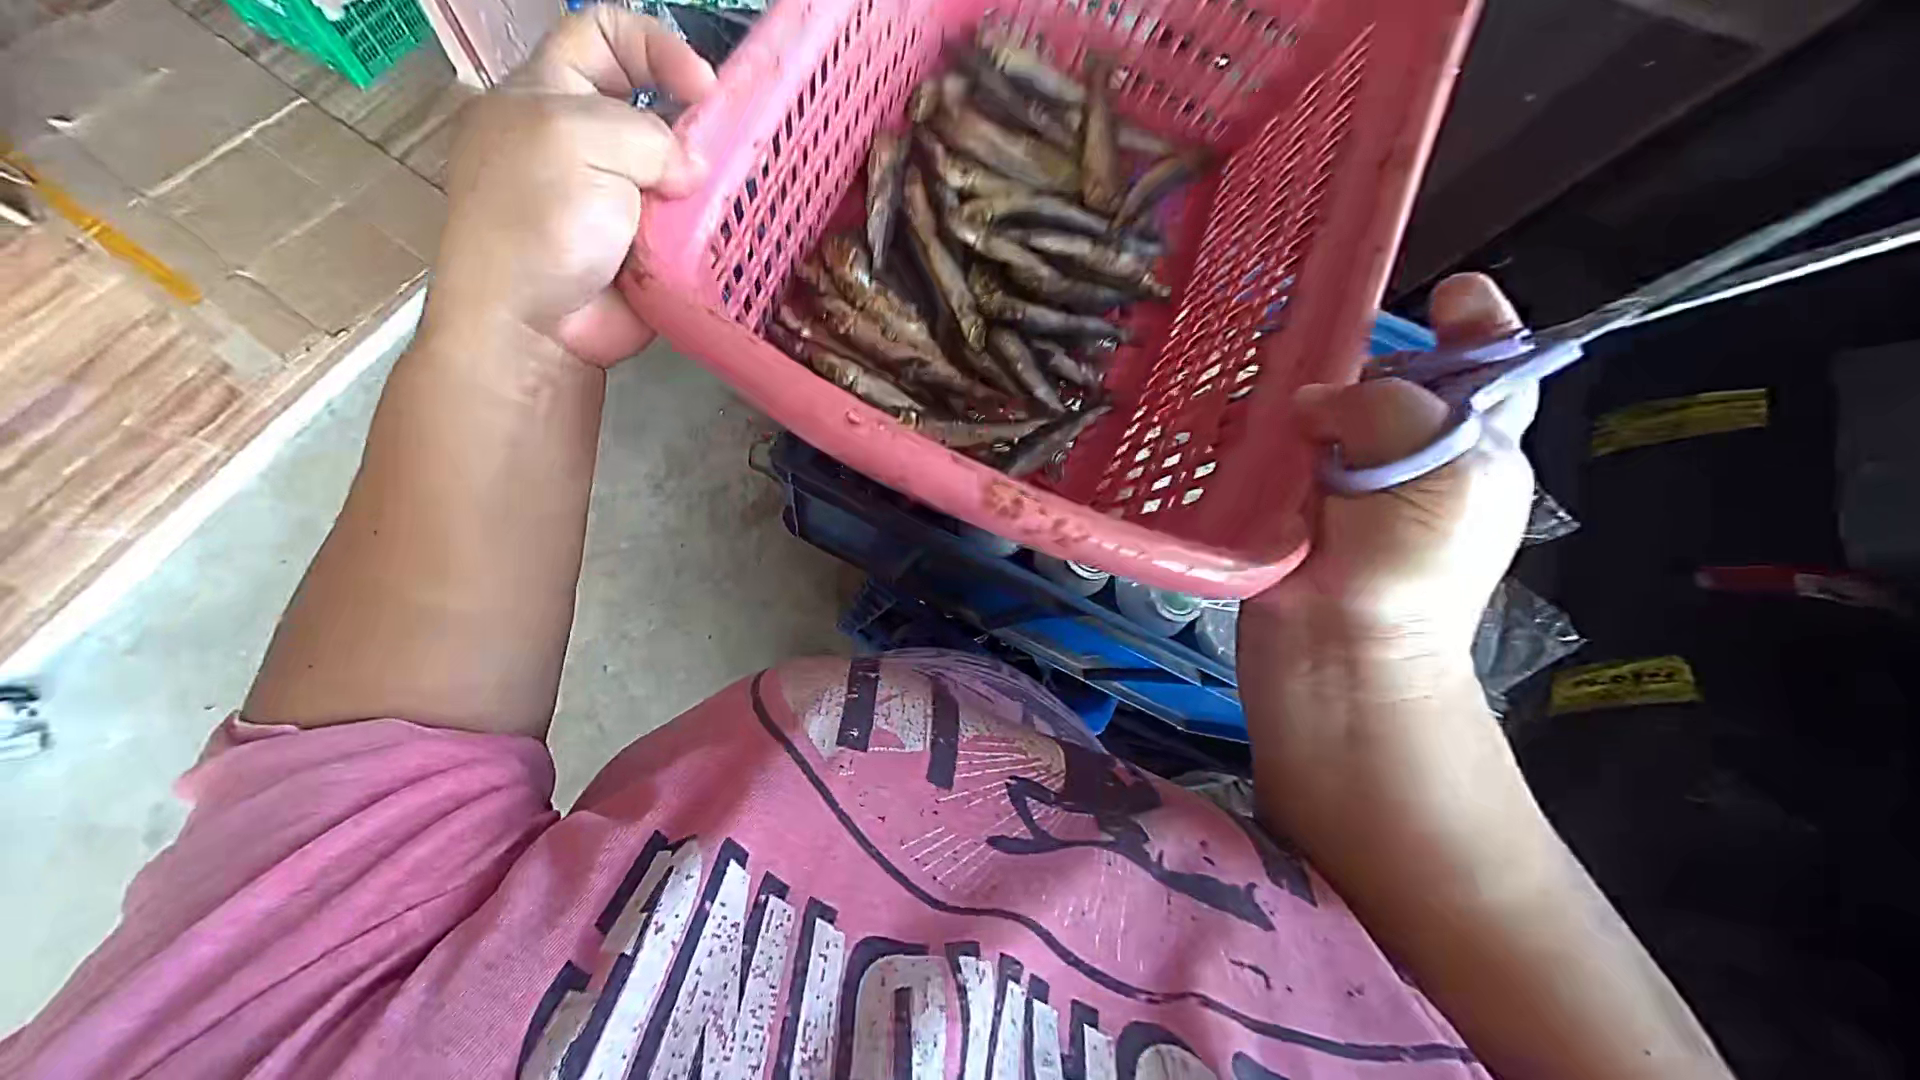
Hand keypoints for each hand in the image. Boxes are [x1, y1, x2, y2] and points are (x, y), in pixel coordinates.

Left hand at [426, 8, 716, 366]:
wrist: (537, 325)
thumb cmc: (536, 220)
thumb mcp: (575, 142)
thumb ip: (647, 135)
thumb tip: (693, 170)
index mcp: (549, 96)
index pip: (605, 36)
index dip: (656, 45)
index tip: (703, 83)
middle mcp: (588, 145)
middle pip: (656, 111)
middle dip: (696, 123)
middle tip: (732, 149)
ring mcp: (621, 203)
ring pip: (680, 176)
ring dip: (709, 184)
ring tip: (736, 197)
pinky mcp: (649, 252)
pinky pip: (691, 229)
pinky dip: (711, 231)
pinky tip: (731, 234)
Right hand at [1245, 274, 1536, 667]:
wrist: (1336, 653)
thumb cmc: (1409, 569)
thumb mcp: (1443, 470)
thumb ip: (1389, 406)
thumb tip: (1310, 404)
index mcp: (1472, 446)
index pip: (1491, 367)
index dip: (1474, 324)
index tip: (1447, 294)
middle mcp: (1407, 457)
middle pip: (1389, 383)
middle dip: (1363, 360)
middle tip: (1320, 335)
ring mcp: (1339, 484)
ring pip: (1321, 416)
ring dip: (1298, 397)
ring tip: (1268, 366)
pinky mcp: (1283, 505)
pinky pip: (1272, 453)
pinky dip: (1257, 434)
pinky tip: (1239, 417)